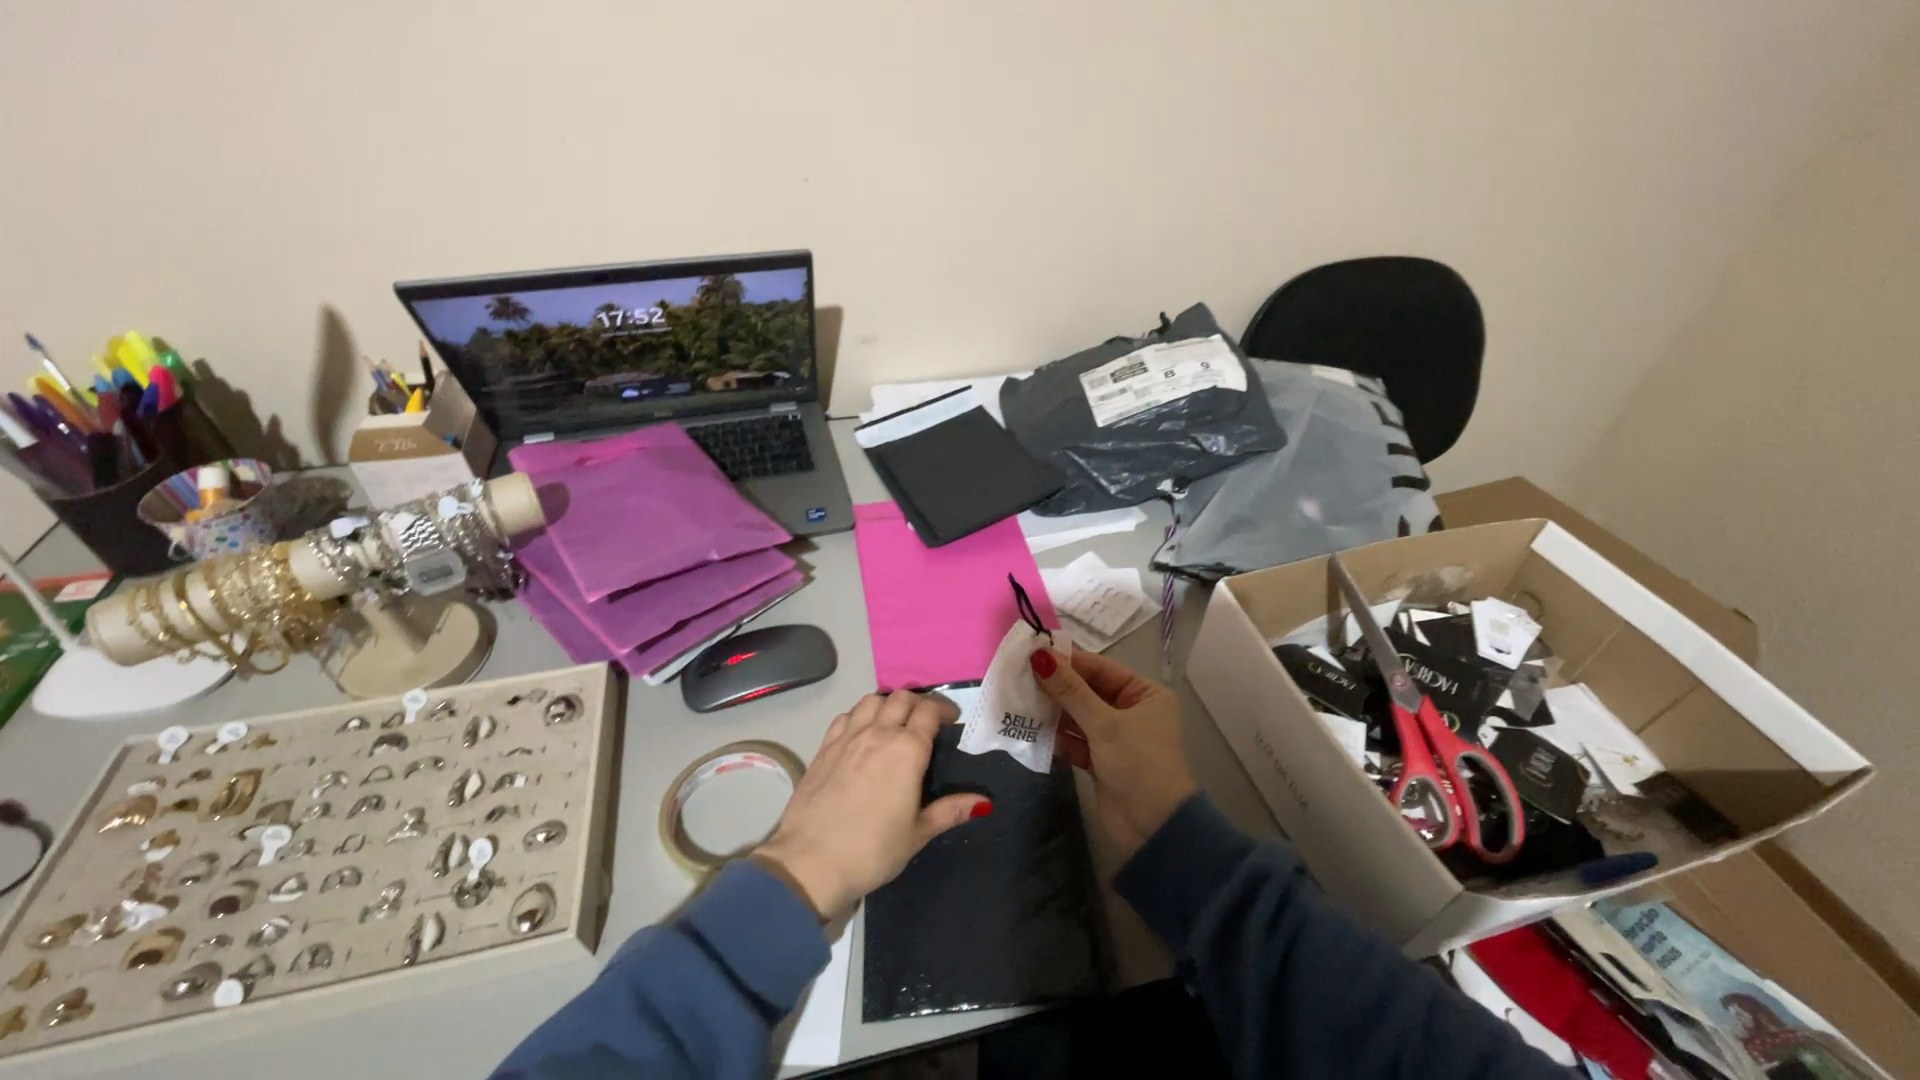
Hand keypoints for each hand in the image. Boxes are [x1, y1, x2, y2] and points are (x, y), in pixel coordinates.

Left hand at [753, 690, 990, 920]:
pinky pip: (845, 716)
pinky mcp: (823, 748)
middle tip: (926, 722)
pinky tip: (862, 733)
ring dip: (888, 704)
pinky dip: (860, 715)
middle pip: (901, 698)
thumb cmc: (872, 850)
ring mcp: (847, 737)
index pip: (929, 712)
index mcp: (907, 750)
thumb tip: (985, 802)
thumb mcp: (918, 833)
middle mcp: (878, 733)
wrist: (810, 862)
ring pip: (871, 701)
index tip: (951, 721)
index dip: (943, 710)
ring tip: (894, 723)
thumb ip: (950, 811)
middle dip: (918, 703)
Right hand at [1031, 648, 1196, 857]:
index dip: (1068, 661)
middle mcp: (1131, 711)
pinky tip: (1032, 731)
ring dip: (1052, 712)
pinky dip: (1057, 737)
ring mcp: (1115, 737)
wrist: (1153, 828)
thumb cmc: (1137, 764)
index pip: (1101, 668)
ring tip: (1019, 702)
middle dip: (1056, 687)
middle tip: (1018, 676)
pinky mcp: (1100, 760)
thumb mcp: (1104, 724)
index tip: (1032, 652)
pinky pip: (1074, 740)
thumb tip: (1040, 655)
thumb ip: (1070, 691)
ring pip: (1077, 716)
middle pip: (1087, 691)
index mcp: (1145, 694)